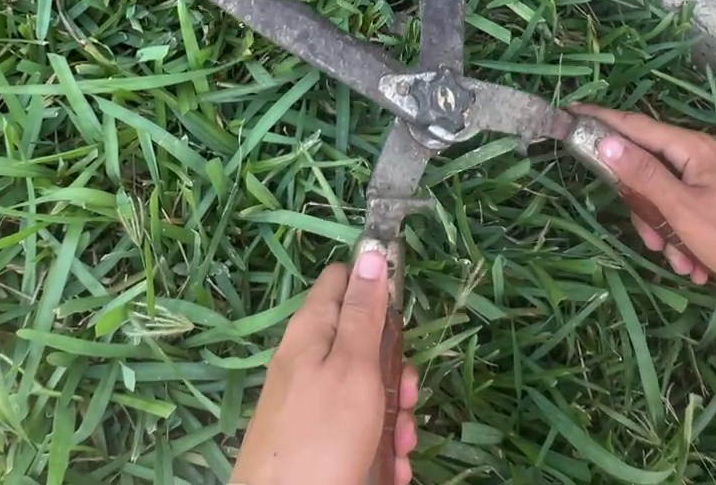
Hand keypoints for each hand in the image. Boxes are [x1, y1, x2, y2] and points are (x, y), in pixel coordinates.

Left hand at [230, 254, 419, 484]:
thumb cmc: (322, 435)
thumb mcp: (352, 365)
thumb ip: (362, 311)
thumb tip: (369, 252)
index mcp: (311, 330)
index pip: (340, 281)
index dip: (372, 285)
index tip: (400, 311)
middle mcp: (307, 359)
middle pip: (361, 340)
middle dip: (395, 366)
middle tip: (407, 392)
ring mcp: (309, 402)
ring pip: (365, 388)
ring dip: (393, 411)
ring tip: (403, 442)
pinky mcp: (316, 440)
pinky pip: (355, 427)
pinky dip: (378, 443)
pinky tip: (390, 466)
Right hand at [578, 105, 715, 300]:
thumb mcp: (684, 211)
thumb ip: (643, 175)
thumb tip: (605, 140)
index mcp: (691, 149)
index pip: (634, 126)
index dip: (599, 120)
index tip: (567, 114)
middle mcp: (702, 157)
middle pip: (649, 169)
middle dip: (643, 209)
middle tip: (649, 241)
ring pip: (669, 197)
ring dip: (667, 232)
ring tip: (684, 265)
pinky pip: (690, 213)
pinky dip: (687, 240)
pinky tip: (699, 268)